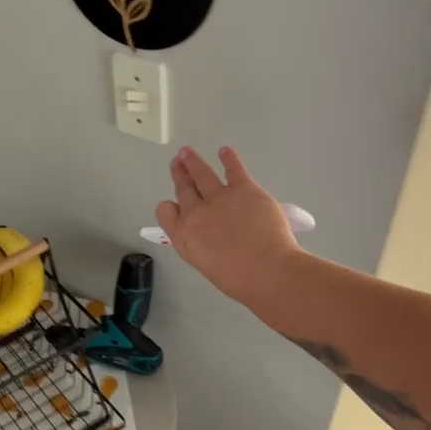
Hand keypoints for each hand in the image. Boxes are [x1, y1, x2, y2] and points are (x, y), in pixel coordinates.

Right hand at [155, 146, 302, 304]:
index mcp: (183, 235)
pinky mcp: (244, 189)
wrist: (265, 269)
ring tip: (187, 152)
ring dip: (193, 162)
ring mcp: (219, 198)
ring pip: (202, 174)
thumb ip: (201, 244)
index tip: (174, 204)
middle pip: (184, 188)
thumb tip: (211, 236)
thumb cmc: (236, 278)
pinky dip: (228, 158)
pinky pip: (233, 169)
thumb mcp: (205, 264)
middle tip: (177, 163)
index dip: (169, 206)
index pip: (165, 212)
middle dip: (179, 174)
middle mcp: (195, 213)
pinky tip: (225, 151)